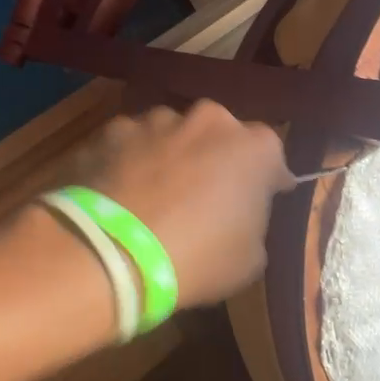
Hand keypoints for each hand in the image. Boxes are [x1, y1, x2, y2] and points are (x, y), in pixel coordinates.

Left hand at [67, 101, 294, 308]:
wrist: (106, 255)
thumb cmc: (196, 258)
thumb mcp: (249, 259)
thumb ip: (254, 226)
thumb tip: (240, 220)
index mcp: (256, 148)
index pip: (273, 160)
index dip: (266, 183)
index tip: (256, 205)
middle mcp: (211, 120)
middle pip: (221, 138)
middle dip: (216, 161)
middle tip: (204, 200)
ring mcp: (157, 121)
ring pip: (173, 136)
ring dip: (171, 158)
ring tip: (154, 199)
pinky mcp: (109, 131)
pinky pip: (129, 147)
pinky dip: (128, 164)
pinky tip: (117, 198)